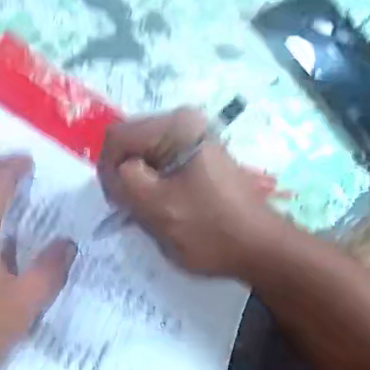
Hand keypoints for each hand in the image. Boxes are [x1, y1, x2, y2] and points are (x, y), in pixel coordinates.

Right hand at [97, 109, 296, 277]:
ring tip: (153, 212)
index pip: (117, 137)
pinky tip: (168, 208)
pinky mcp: (200, 155)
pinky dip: (156, 185)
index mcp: (176, 125)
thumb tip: (116, 171)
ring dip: (140, 184)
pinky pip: (162, 164)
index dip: (108, 170)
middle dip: (125, 175)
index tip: (118, 203)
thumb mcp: (155, 207)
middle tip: (133, 210)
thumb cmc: (209, 229)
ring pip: (144, 156)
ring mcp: (195, 137)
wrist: (262, 249)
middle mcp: (185, 121)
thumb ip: (123, 180)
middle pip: (131, 143)